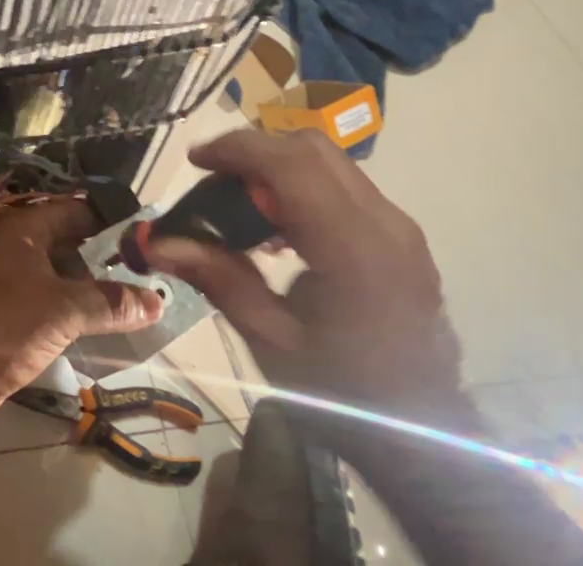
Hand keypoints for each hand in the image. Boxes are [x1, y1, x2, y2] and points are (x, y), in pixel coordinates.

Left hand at [0, 196, 163, 424]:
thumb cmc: (6, 328)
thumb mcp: (65, 311)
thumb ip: (112, 302)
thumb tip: (158, 301)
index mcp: (19, 229)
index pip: (73, 210)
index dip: (108, 220)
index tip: (144, 233)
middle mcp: (7, 244)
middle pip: (64, 240)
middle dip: (101, 256)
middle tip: (144, 269)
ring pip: (53, 270)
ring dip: (86, 283)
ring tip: (127, 296)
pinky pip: (41, 294)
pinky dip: (66, 302)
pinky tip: (94, 320)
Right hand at [144, 129, 464, 418]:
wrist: (424, 432)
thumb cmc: (341, 392)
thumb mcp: (271, 341)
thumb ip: (220, 279)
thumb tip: (158, 243)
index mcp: (354, 251)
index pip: (294, 166)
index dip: (240, 149)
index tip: (197, 160)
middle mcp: (385, 224)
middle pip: (313, 150)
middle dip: (255, 151)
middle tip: (211, 181)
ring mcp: (400, 227)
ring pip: (331, 162)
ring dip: (278, 166)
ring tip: (239, 206)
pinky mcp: (402, 235)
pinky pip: (345, 186)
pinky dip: (303, 186)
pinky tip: (278, 228)